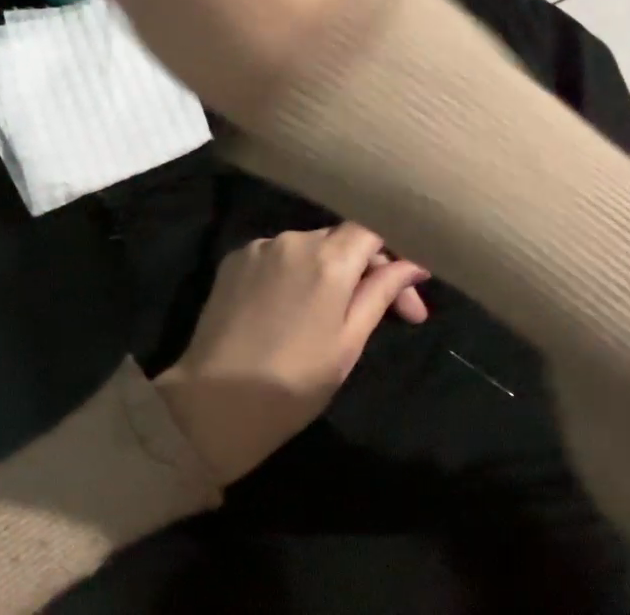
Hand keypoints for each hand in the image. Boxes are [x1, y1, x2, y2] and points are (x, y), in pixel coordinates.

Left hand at [153, 224, 429, 485]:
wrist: (215, 400)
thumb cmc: (295, 381)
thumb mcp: (349, 342)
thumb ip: (381, 293)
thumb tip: (413, 264)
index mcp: (327, 258)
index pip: (372, 228)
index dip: (397, 254)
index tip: (409, 294)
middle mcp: (291, 240)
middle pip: (340, 238)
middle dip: (365, 269)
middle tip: (387, 313)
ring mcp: (257, 248)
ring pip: (306, 248)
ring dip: (327, 272)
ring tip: (332, 316)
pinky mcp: (232, 261)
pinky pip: (275, 257)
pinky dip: (292, 275)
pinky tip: (292, 310)